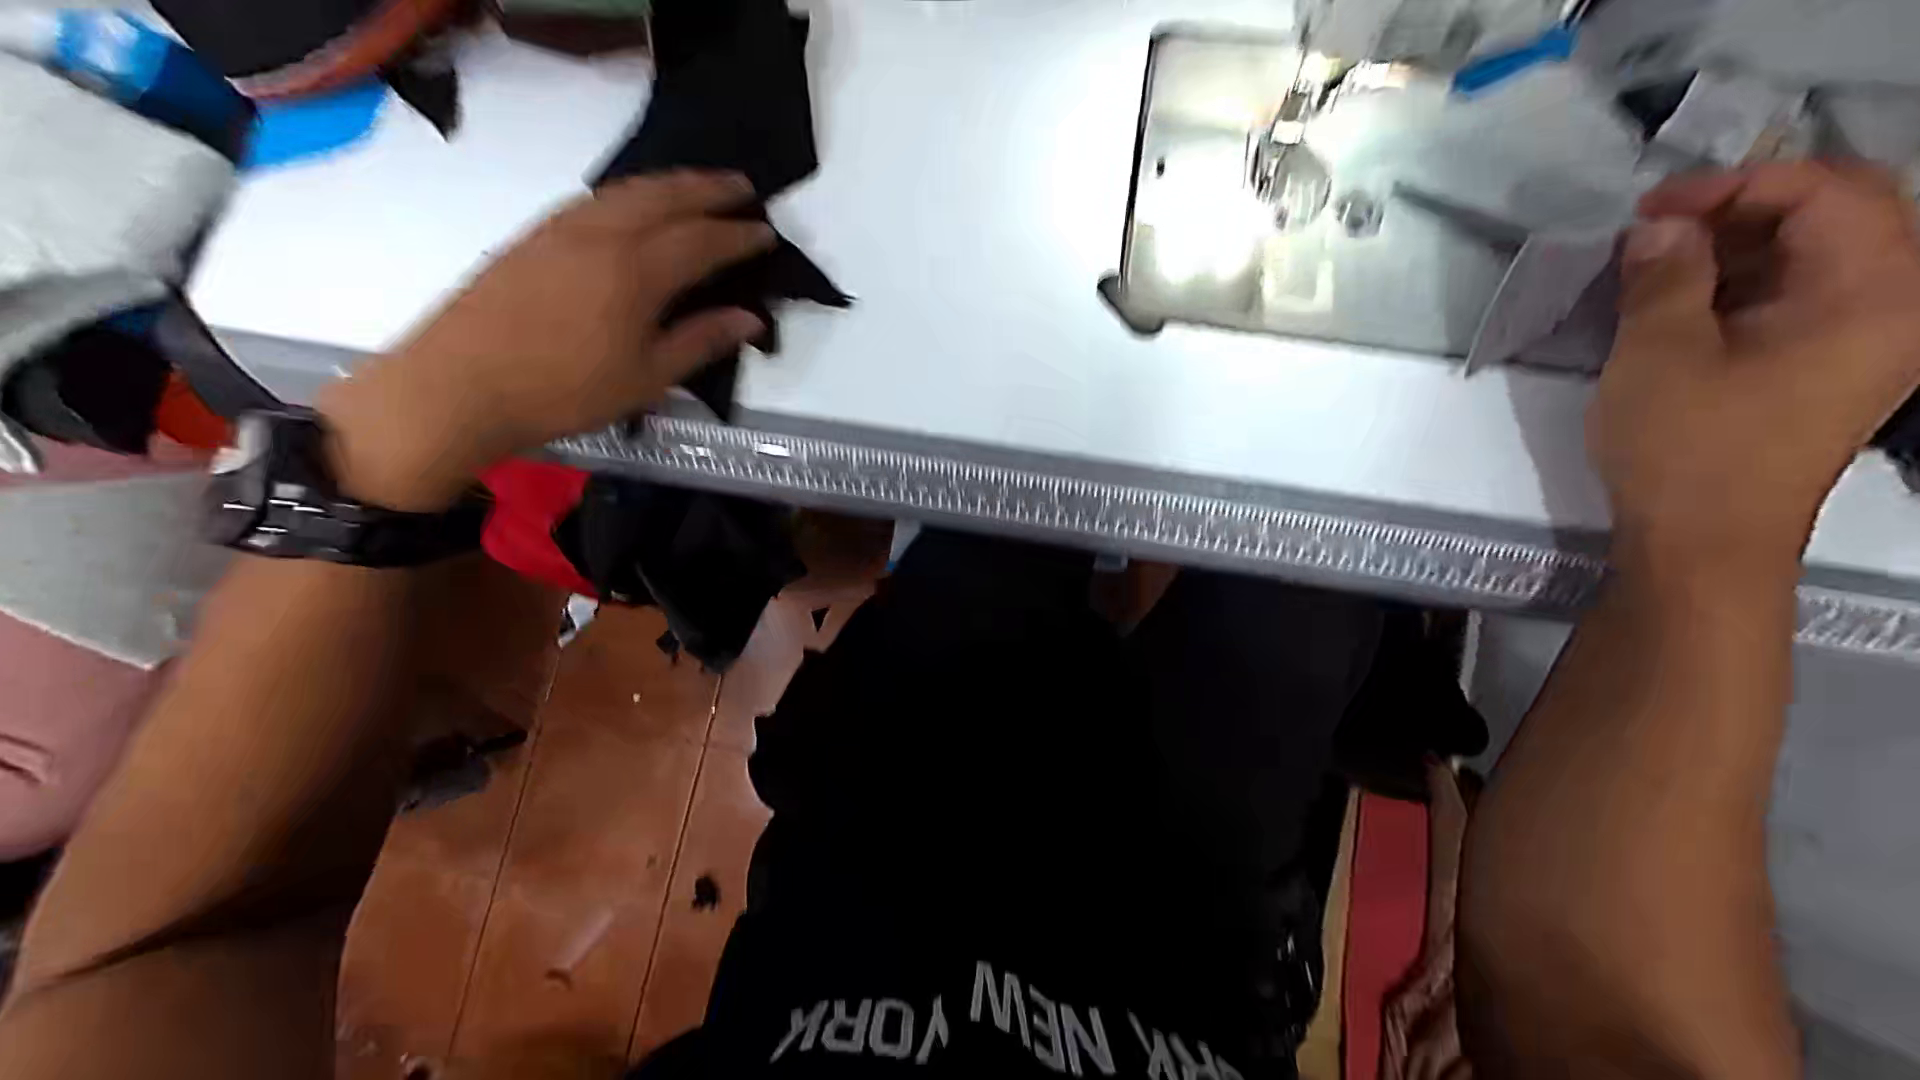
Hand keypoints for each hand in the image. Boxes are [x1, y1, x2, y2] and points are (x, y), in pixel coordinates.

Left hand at [317, 171, 774, 510]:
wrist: (461, 384)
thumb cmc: (567, 390)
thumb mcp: (648, 377)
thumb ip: (701, 341)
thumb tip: (752, 318)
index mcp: (636, 271)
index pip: (702, 241)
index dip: (739, 236)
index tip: (767, 232)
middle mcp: (602, 234)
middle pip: (665, 197)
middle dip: (709, 189)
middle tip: (743, 187)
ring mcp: (562, 228)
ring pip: (626, 190)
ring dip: (669, 183)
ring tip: (697, 187)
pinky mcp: (534, 235)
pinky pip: (595, 199)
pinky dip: (629, 194)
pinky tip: (635, 206)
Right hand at [1590, 162, 1919, 578]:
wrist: (1706, 541)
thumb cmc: (1685, 446)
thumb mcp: (1657, 355)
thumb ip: (1664, 278)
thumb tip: (1658, 229)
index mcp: (1876, 289)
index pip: (1828, 191)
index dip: (1735, 185)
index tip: (1647, 211)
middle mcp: (1899, 302)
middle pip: (1840, 215)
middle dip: (1741, 211)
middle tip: (1655, 233)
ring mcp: (1872, 338)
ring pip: (1820, 257)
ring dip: (1738, 249)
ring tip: (1659, 268)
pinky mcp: (1833, 368)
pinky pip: (1805, 298)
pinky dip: (1745, 286)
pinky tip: (1685, 305)